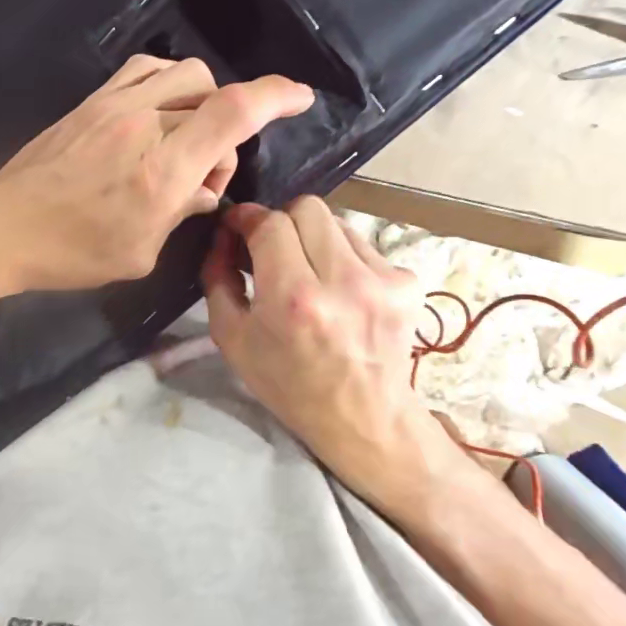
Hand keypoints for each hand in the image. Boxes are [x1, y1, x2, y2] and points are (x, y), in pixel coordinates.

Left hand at [0, 56, 313, 293]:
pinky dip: (168, 83)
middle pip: (214, 95)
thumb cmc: (71, 252)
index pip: (234, 113)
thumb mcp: (140, 252)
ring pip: (184, 73)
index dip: (277, 97)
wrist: (3, 228)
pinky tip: (157, 114)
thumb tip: (205, 192)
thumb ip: (182, 215)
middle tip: (203, 175)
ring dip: (202, 100)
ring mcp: (114, 105)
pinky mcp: (91, 101)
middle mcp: (144, 124)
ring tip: (184, 140)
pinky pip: (145, 69)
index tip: (300, 98)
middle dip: (228, 131)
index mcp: (163, 170)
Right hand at [201, 197, 471, 508]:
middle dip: (281, 221)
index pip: (270, 223)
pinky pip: (362, 245)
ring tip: (309, 272)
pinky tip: (339, 289)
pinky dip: (342, 257)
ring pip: (336, 222)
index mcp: (293, 298)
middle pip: (306, 208)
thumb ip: (218, 279)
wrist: (364, 417)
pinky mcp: (407, 281)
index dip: (248, 217)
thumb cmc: (289, 384)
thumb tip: (223, 237)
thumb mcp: (232, 340)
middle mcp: (342, 281)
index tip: (238, 226)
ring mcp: (382, 279)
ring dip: (313, 238)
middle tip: (272, 248)